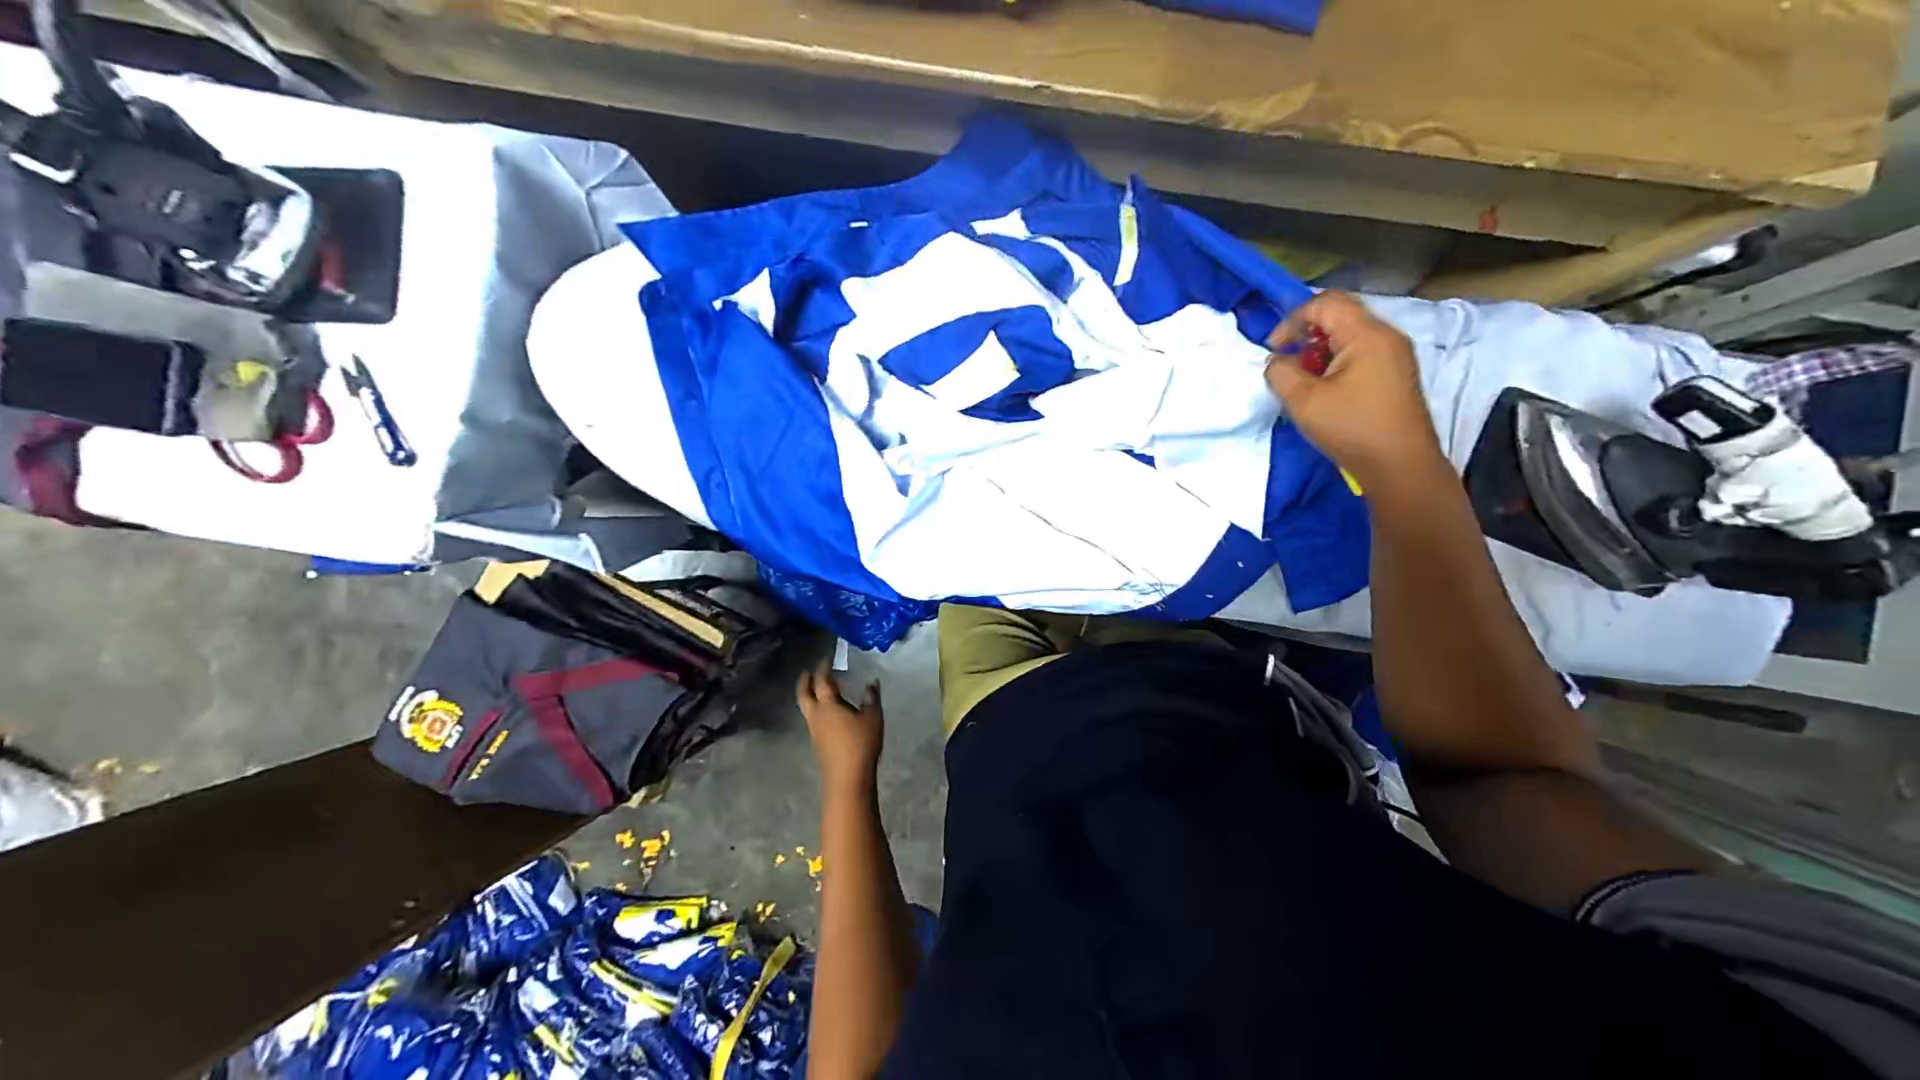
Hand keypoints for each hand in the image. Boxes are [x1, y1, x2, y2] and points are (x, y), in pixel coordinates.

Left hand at [797, 659, 883, 791]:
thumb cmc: (861, 743)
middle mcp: (816, 715)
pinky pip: (812, 719)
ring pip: (806, 707)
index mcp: (828, 705)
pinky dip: (816, 709)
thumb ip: (871, 697)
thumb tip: (871, 682)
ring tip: (819, 690)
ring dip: (809, 695)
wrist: (847, 778)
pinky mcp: (817, 743)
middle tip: (808, 672)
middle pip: (803, 694)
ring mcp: (814, 730)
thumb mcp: (873, 717)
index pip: (821, 681)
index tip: (826, 658)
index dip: (823, 668)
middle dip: (805, 681)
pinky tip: (829, 713)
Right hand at [1266, 291, 1446, 489]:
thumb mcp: (1303, 401)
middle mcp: (1386, 336)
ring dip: (1320, 350)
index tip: (1275, 350)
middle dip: (1306, 334)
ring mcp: (1396, 355)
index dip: (1292, 320)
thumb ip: (1280, 373)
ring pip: (1350, 335)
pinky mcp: (1396, 374)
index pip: (1325, 303)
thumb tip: (1277, 361)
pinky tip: (1326, 389)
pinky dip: (1337, 361)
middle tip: (1288, 363)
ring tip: (1304, 380)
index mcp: (1366, 334)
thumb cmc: (1351, 428)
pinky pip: (1362, 352)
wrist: (1400, 465)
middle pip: (1340, 315)